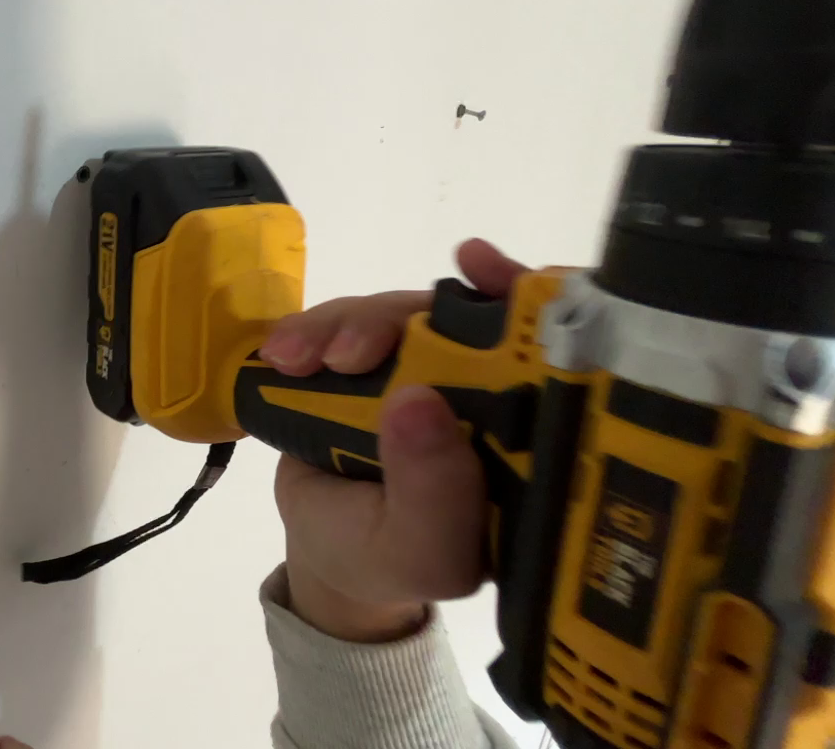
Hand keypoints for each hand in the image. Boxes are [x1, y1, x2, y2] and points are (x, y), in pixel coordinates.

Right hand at [257, 238, 528, 642]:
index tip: (481, 275)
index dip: (529, 307)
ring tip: (291, 360)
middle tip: (344, 355)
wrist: (320, 545)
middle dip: (397, 321)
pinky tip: (281, 349)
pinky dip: (308, 327)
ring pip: (393, 313)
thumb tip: (420, 400)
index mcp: (529, 443)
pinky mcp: (366, 359)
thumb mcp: (418, 552)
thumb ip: (432, 496)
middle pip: (459, 320)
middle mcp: (486, 393)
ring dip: (337, 326)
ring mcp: (421, 368)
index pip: (553, 361)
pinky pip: (341, 321)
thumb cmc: (382, 559)